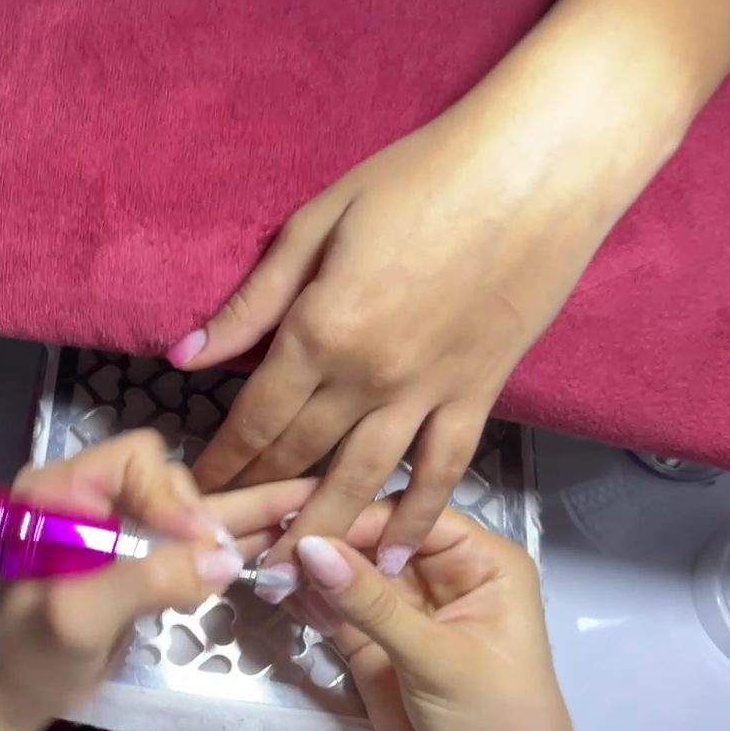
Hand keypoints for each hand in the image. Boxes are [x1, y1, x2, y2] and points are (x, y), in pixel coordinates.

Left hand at [0, 431, 317, 730]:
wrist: (11, 693)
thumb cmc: (27, 654)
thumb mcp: (79, 617)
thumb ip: (147, 581)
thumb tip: (224, 559)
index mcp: (59, 493)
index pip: (133, 461)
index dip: (170, 496)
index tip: (193, 544)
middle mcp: (88, 498)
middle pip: (165, 480)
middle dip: (197, 515)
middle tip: (219, 560)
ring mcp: (115, 528)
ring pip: (184, 508)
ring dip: (235, 514)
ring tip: (303, 503)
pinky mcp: (135, 559)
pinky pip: (186, 540)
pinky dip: (226, 538)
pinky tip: (279, 529)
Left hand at [176, 94, 624, 576]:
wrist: (544, 159)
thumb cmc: (420, 179)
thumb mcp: (316, 225)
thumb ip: (250, 302)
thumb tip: (185, 354)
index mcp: (318, 334)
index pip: (253, 419)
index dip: (221, 462)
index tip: (197, 495)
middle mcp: (366, 378)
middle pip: (295, 456)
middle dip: (255, 499)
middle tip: (228, 536)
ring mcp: (427, 393)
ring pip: (359, 479)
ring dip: (318, 528)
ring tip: (285, 571)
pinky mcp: (480, 395)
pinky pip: (443, 470)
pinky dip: (418, 516)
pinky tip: (396, 557)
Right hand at [287, 504, 591, 730]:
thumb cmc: (496, 720)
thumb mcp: (439, 659)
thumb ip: (371, 602)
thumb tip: (310, 547)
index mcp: (478, 561)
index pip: (409, 516)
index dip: (358, 516)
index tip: (302, 527)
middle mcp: (436, 570)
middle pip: (370, 536)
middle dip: (325, 543)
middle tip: (275, 553)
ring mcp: (398, 602)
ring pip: (344, 568)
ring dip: (309, 572)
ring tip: (272, 577)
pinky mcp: (367, 633)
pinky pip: (330, 603)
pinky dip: (306, 599)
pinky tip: (283, 597)